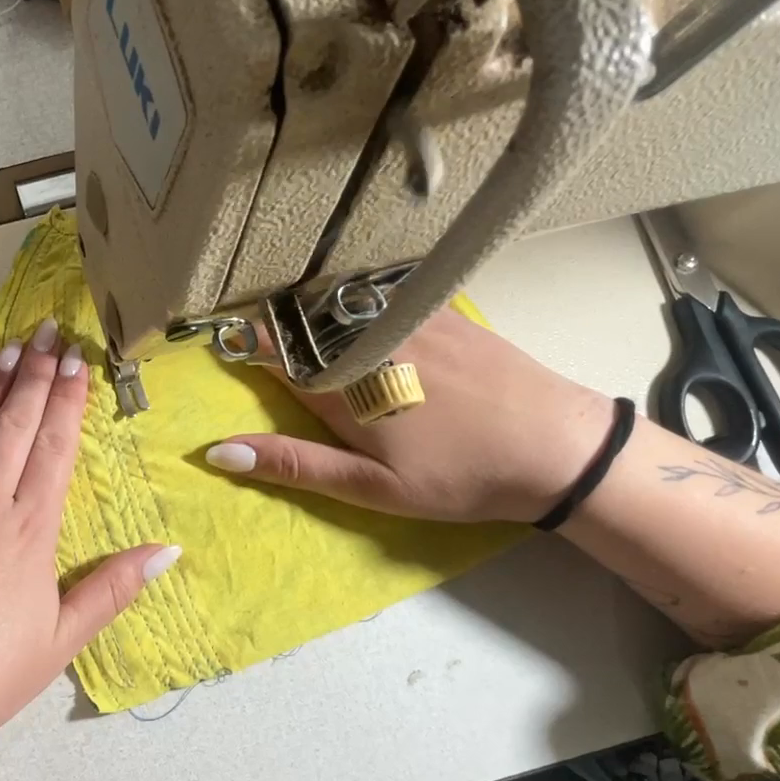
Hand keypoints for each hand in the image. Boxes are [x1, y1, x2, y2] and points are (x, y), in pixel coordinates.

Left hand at [0, 320, 177, 780]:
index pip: (55, 450)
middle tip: (49, 332)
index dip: (68, 403)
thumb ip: (112, 590)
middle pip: (14, 428)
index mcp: (28, 532)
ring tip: (8, 348)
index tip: (78, 362)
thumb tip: (169, 548)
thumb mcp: (59, 643)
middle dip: (35, 378)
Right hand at [205, 308, 614, 523]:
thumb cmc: (459, 477)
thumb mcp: (372, 488)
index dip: (243, 345)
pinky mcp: (440, 309)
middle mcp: (367, 341)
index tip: (225, 347)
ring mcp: (407, 318)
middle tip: (266, 344)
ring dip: (313, 312)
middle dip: (276, 327)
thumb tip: (220, 451)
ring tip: (310, 332)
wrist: (559, 448)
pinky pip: (378, 292)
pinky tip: (361, 318)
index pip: (272, 349)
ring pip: (337, 300)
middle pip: (299, 318)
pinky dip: (355, 301)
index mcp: (342, 386)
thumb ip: (294, 464)